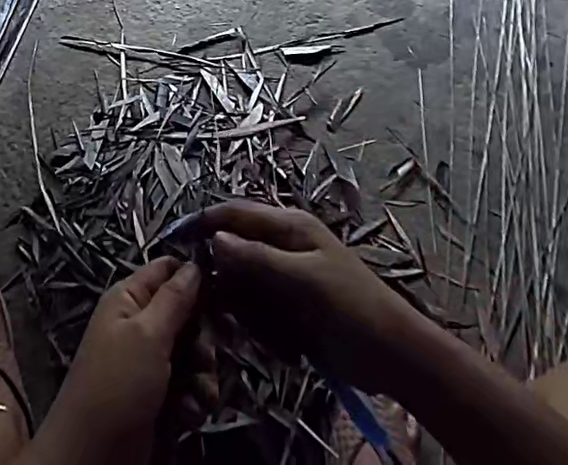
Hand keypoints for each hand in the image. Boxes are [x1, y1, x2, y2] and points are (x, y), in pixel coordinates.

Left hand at [28, 257, 201, 464]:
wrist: (91, 458)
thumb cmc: (117, 385)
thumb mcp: (148, 334)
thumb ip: (175, 298)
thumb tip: (196, 264)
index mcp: (129, 298)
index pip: (167, 268)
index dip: (195, 275)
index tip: (223, 289)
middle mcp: (138, 322)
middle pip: (186, 311)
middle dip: (203, 335)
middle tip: (207, 355)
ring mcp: (147, 359)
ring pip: (191, 349)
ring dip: (203, 371)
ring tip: (202, 391)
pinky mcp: (156, 392)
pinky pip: (186, 381)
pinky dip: (194, 395)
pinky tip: (192, 411)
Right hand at [188, 201, 428, 394]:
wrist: (392, 353)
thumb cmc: (353, 305)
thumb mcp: (305, 279)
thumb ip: (259, 258)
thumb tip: (215, 238)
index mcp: (289, 226)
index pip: (236, 213)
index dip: (205, 222)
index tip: (175, 241)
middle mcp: (282, 246)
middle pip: (234, 254)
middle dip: (228, 284)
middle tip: (225, 313)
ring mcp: (285, 278)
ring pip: (243, 288)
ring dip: (250, 314)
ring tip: (277, 336)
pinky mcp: (288, 307)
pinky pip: (258, 312)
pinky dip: (264, 330)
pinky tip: (287, 347)